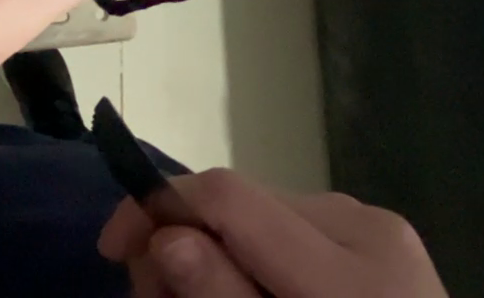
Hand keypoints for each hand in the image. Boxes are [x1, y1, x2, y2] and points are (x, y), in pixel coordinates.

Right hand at [97, 170, 448, 297]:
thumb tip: (164, 237)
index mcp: (355, 262)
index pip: (228, 195)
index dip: (156, 206)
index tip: (111, 249)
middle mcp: (362, 225)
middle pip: (235, 203)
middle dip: (177, 239)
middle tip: (148, 295)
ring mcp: (370, 231)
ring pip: (252, 216)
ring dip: (206, 250)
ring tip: (187, 294)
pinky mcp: (371, 244)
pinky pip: (282, 233)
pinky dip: (244, 258)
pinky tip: (231, 289)